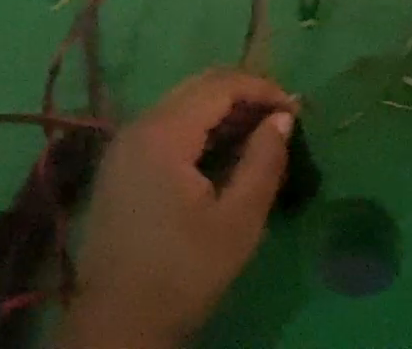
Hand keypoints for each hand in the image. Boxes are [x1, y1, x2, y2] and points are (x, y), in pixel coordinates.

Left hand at [59, 69, 296, 348]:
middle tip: (280, 118)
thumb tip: (282, 117)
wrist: (116, 324)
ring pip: (181, 104)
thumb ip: (263, 162)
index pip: (219, 86)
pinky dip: (199, 127)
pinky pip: (166, 125)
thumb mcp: (237, 223)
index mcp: (163, 133)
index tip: (295, 108)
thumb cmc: (182, 273)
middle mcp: (139, 125)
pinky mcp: (120, 163)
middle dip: (243, 94)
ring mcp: (124, 143)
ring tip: (259, 134)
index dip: (261, 88)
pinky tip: (223, 152)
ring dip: (222, 110)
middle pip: (197, 87)